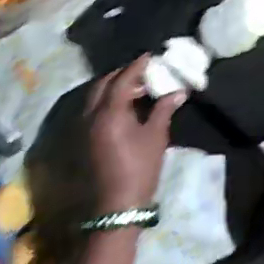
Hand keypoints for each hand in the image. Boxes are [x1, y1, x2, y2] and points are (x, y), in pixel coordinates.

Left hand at [86, 56, 183, 213]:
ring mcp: (84, 129)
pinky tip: (125, 107)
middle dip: (121, 74)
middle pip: (103, 84)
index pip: (122, 79)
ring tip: (136, 88)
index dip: (137, 65)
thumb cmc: (140, 169)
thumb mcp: (156, 137)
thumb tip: (179, 91)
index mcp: (110, 113)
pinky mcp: (84, 140)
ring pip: (95, 97)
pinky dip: (107, 101)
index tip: (150, 55)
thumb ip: (164, 109)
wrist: (116, 208)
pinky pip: (92, 110)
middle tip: (142, 71)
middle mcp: (91, 116)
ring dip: (113, 88)